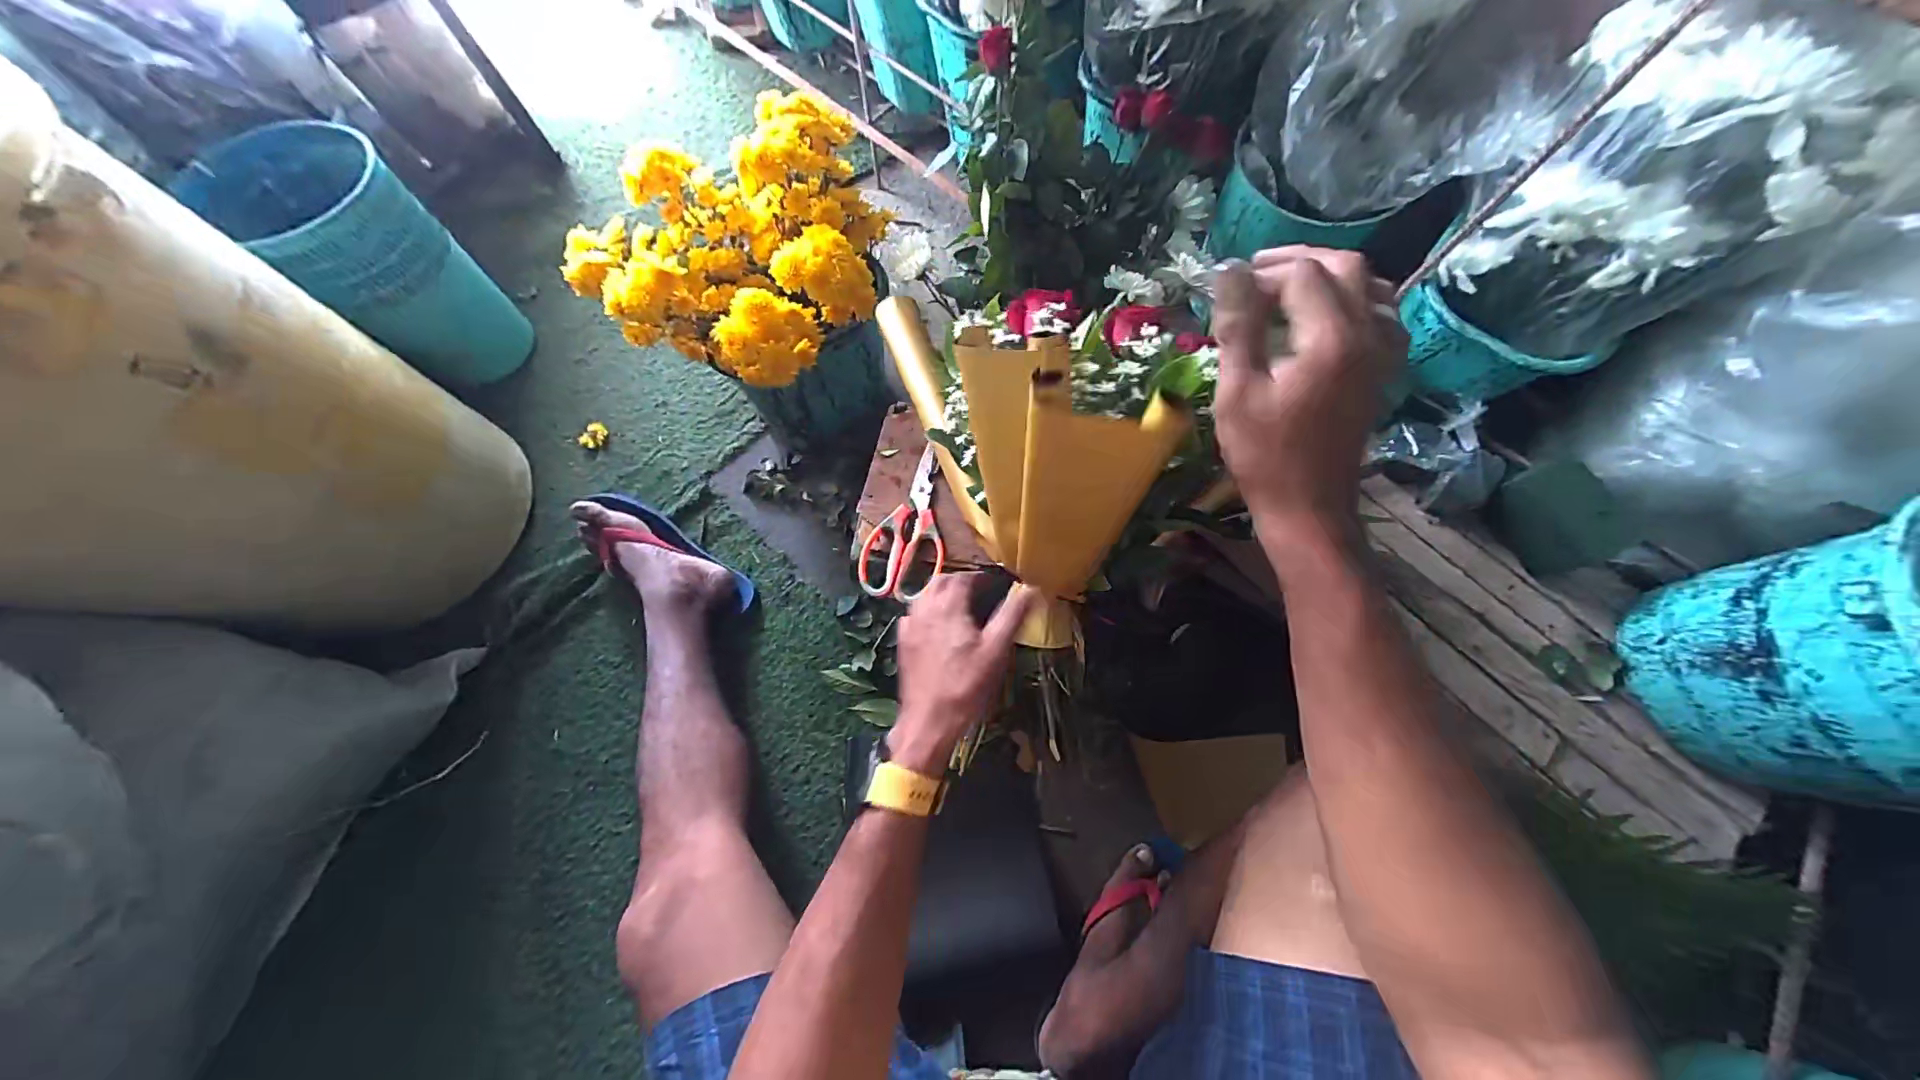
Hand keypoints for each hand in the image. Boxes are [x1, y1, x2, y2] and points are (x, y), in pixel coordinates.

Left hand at [889, 574, 1036, 774]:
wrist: (929, 720)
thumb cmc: (966, 685)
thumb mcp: (996, 649)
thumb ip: (1013, 615)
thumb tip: (1030, 589)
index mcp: (948, 605)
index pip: (965, 578)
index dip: (982, 577)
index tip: (997, 584)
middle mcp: (925, 609)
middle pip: (941, 581)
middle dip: (961, 581)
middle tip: (980, 591)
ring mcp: (910, 625)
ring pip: (925, 595)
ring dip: (943, 593)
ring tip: (962, 605)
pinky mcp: (904, 642)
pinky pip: (915, 615)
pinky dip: (928, 611)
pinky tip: (939, 625)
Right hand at [1212, 247, 1406, 546]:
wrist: (1308, 506)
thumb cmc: (1265, 455)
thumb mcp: (1237, 391)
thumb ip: (1239, 327)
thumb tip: (1229, 272)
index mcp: (1333, 338)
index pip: (1301, 275)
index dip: (1260, 275)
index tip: (1226, 293)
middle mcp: (1369, 335)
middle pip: (1344, 267)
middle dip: (1296, 262)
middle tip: (1252, 276)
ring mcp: (1383, 353)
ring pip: (1369, 286)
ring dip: (1327, 277)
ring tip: (1285, 290)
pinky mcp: (1382, 371)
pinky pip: (1382, 315)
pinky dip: (1353, 302)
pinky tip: (1325, 318)